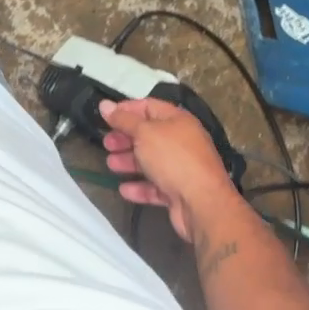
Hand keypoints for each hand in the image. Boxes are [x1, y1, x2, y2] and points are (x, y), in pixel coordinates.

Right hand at [100, 97, 239, 241]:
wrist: (204, 205)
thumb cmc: (173, 159)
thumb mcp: (144, 133)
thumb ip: (123, 119)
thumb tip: (104, 104)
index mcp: (178, 121)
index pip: (149, 107)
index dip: (127, 109)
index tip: (106, 115)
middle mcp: (182, 142)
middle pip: (148, 135)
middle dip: (125, 139)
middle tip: (107, 143)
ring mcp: (182, 169)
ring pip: (150, 161)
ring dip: (129, 162)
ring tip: (111, 165)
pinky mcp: (180, 192)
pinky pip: (156, 186)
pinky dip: (140, 187)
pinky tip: (124, 190)